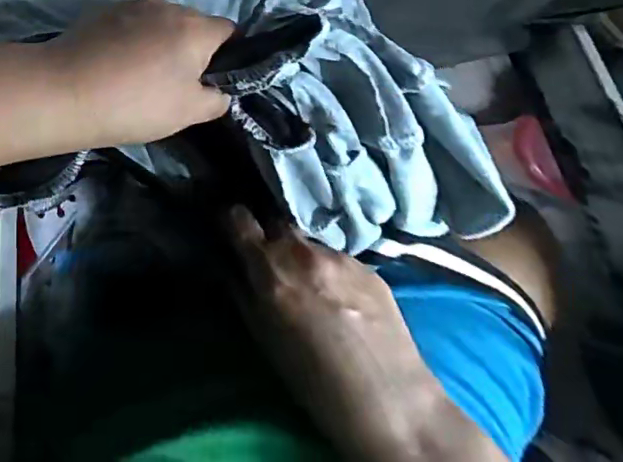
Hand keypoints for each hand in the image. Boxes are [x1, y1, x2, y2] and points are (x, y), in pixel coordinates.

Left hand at [43, 0, 234, 145]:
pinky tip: (114, 64)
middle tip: (175, 82)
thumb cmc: (136, 102)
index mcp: (194, 26)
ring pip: (157, 21)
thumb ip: (215, 98)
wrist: (65, 90)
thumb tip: (217, 89)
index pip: (228, 31)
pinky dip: (130, 38)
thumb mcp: (189, 112)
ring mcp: (128, 5)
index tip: (213, 79)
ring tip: (140, 74)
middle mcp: (164, 6)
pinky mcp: (99, 11)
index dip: (228, 54)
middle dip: (190, 47)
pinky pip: (129, 23)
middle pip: (191, 22)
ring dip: (158, 40)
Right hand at [227, 207, 505, 461]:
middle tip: (272, 260)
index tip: (232, 230)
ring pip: (308, 241)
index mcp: (269, 268)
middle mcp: (301, 253)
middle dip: (269, 235)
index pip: (238, 217)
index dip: (232, 220)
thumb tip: (226, 263)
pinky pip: (338, 258)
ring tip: (313, 285)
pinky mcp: (369, 268)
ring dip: (302, 255)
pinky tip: (342, 298)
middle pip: (275, 221)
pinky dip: (331, 271)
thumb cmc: (315, 380)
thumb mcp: (262, 336)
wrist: (395, 406)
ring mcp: (338, 257)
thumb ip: (240, 290)